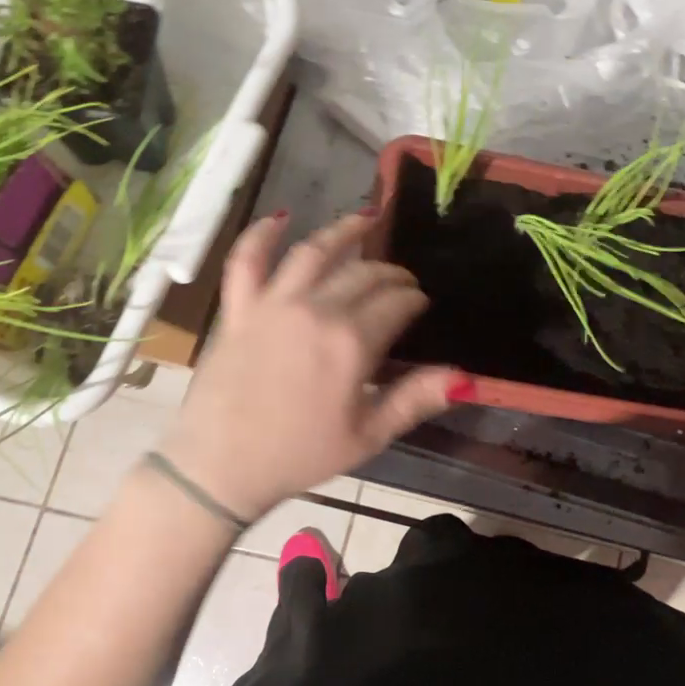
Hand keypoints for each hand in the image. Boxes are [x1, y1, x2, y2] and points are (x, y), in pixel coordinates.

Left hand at [158, 210, 467, 521]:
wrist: (220, 467)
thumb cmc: (300, 455)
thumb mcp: (368, 436)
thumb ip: (414, 399)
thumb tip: (464, 377)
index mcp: (352, 342)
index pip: (396, 303)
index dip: (414, 299)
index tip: (421, 304)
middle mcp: (315, 310)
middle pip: (363, 275)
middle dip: (390, 274)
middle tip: (402, 282)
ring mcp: (272, 304)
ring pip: (313, 252)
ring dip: (343, 232)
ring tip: (366, 220)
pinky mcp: (237, 309)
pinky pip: (246, 260)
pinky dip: (262, 235)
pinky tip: (281, 217)